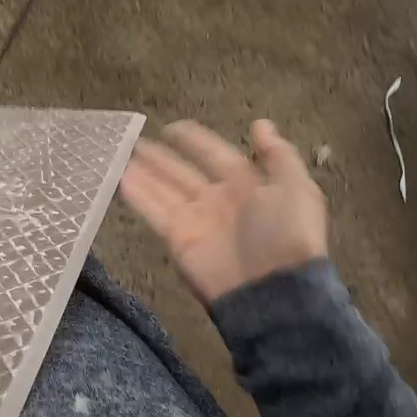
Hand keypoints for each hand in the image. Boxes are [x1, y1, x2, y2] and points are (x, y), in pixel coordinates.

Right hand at [118, 119, 326, 304]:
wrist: (275, 292)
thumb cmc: (288, 235)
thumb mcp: (297, 189)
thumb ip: (279, 156)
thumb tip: (261, 124)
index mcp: (246, 187)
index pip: (216, 155)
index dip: (195, 141)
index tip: (172, 127)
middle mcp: (217, 201)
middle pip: (183, 172)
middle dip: (161, 157)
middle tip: (135, 140)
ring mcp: (195, 220)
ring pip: (163, 189)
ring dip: (144, 171)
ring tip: (120, 153)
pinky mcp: (177, 239)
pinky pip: (153, 211)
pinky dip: (137, 195)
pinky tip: (119, 176)